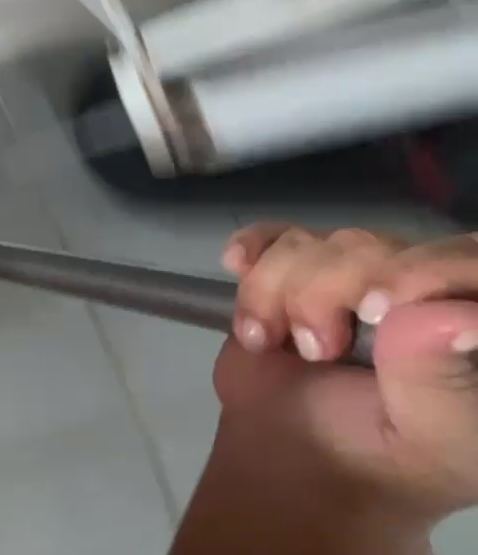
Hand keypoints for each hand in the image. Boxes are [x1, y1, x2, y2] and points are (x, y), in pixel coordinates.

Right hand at [219, 223, 477, 520]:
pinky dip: (250, 247)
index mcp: (467, 323)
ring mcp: (351, 277)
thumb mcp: (433, 440)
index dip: (423, 268)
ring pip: (308, 243)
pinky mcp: (291, 271)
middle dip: (323, 292)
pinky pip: (270, 234)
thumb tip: (448, 315)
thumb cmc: (379, 456)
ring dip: (273, 291)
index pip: (470, 261)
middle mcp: (419, 290)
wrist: (292, 452)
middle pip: (371, 248)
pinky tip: (236, 267)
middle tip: (314, 349)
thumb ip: (441, 382)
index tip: (369, 310)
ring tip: (271, 341)